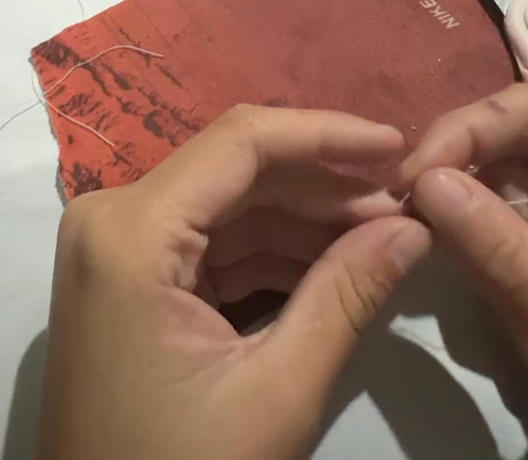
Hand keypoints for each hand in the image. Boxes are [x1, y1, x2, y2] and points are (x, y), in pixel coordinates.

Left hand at [37, 105, 431, 459]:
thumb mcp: (274, 393)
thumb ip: (345, 297)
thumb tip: (413, 225)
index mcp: (131, 229)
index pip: (240, 143)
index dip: (325, 134)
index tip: (397, 144)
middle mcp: (114, 215)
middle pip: (236, 171)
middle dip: (322, 186)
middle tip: (403, 202)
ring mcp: (118, 245)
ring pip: (229, 205)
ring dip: (305, 220)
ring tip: (383, 233)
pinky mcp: (131, 275)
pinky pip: (212, 243)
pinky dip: (273, 252)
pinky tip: (335, 262)